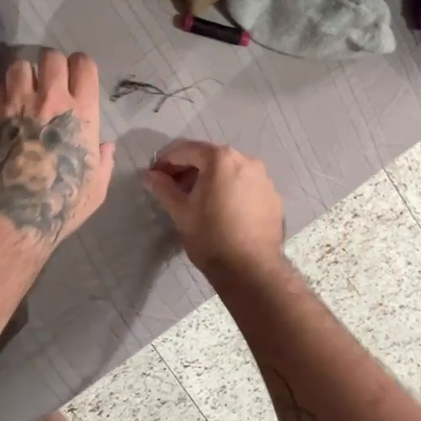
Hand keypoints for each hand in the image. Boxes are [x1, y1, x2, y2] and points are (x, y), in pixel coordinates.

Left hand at [0, 50, 115, 248]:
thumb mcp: (96, 188)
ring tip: (24, 92)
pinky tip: (6, 110)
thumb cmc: (62, 205)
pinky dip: (3, 93)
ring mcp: (18, 104)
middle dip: (52, 65)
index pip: (84, 65)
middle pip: (51, 57)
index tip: (76, 80)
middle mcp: (51, 100)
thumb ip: (103, 162)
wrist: (15, 216)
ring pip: (20, 65)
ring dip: (24, 75)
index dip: (80, 67)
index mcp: (82, 113)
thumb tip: (105, 147)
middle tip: (49, 84)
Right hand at [142, 140, 284, 276]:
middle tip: (172, 187)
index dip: (166, 160)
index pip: (187, 150)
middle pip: (210, 158)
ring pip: (229, 171)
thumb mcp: (180, 211)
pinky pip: (245, 185)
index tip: (154, 175)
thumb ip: (162, 187)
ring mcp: (264, 178)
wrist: (251, 269)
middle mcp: (246, 160)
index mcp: (221, 158)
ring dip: (210, 179)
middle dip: (189, 169)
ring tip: (196, 199)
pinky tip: (221, 209)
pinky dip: (230, 190)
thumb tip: (147, 174)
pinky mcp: (273, 197)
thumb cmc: (210, 236)